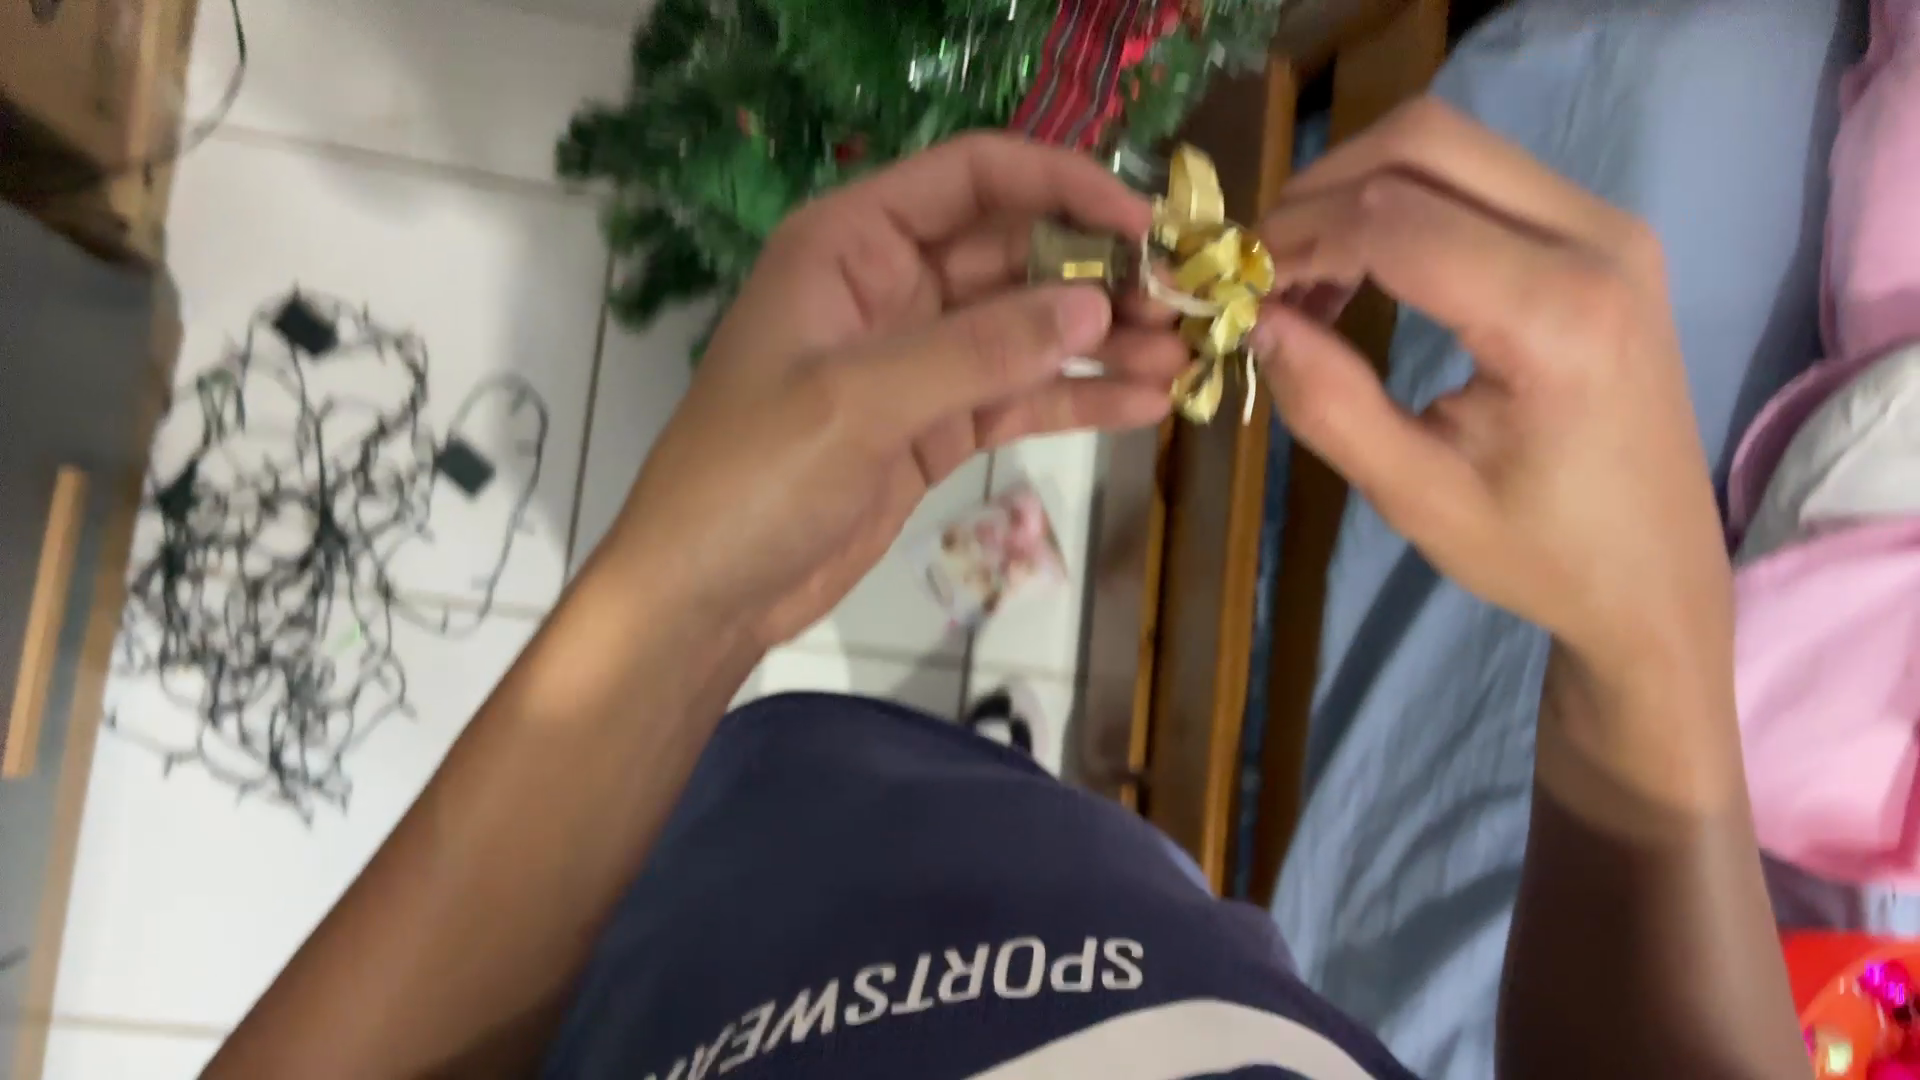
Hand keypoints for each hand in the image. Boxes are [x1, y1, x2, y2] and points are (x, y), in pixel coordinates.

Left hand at [604, 134, 1186, 650]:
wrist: (711, 589)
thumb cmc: (755, 476)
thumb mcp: (860, 401)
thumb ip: (977, 349)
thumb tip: (1095, 303)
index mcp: (851, 245)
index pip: (973, 177)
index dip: (1063, 187)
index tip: (1145, 226)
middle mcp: (890, 289)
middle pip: (1012, 255)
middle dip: (1098, 275)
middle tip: (1184, 305)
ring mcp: (917, 364)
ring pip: (1025, 333)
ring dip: (1101, 341)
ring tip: (1184, 357)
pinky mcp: (934, 429)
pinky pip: (1016, 399)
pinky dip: (1074, 400)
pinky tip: (1144, 404)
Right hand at [1250, 101, 1729, 737]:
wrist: (1649, 569)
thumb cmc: (1531, 549)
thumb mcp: (1411, 493)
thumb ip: (1328, 403)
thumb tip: (1256, 322)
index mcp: (1554, 316)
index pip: (1392, 222)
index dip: (1294, 243)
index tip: (1235, 292)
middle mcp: (1594, 239)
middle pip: (1422, 141)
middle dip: (1316, 194)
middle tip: (1260, 271)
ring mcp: (1604, 225)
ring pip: (1445, 144)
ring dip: (1350, 193)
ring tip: (1300, 279)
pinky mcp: (1593, 235)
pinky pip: (1470, 177)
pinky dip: (1390, 205)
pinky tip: (1355, 274)